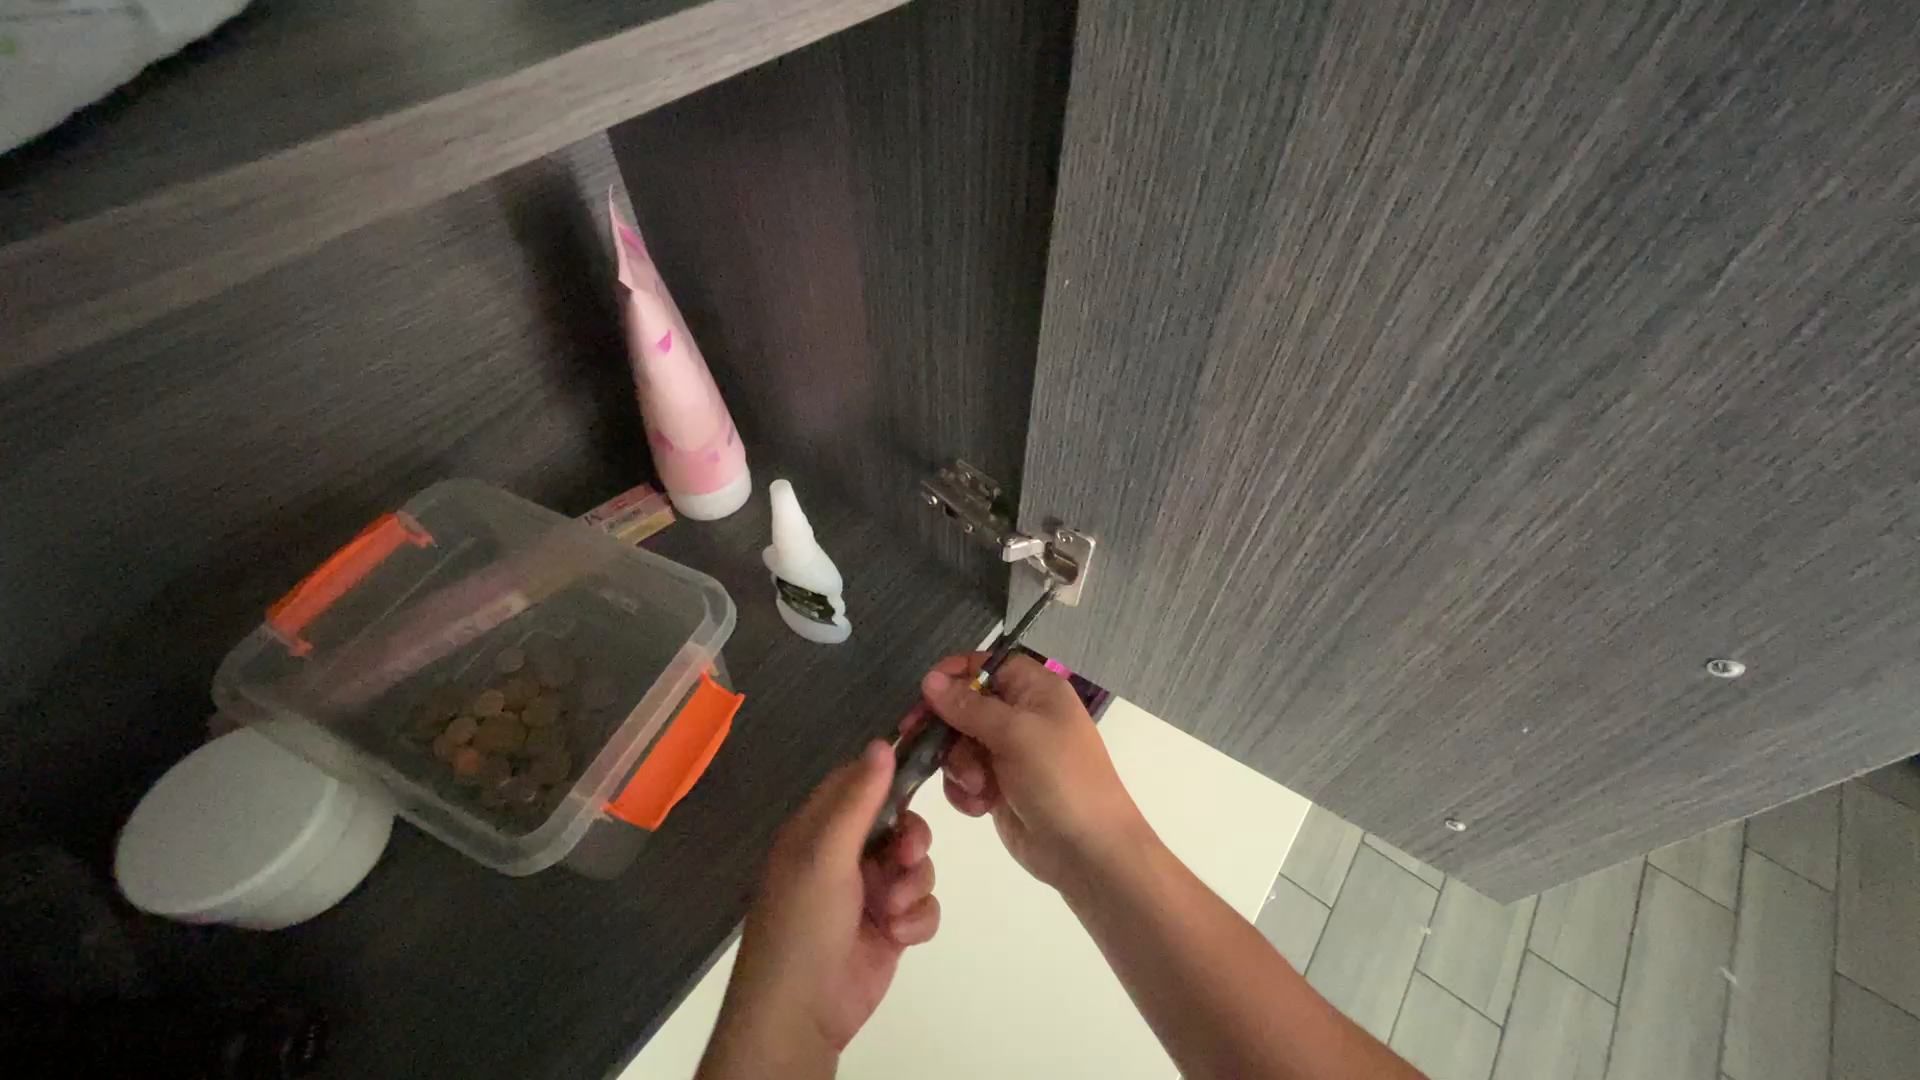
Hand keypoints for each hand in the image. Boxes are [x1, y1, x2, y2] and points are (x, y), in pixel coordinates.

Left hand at [699, 741, 938, 1078]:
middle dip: (912, 839)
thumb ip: (858, 800)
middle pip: (898, 822)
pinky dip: (917, 917)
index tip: (921, 771)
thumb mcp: (826, 855)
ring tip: (894, 910)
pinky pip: (922, 903)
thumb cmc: (804, 923)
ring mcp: (870, 891)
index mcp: (818, 830)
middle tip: (909, 856)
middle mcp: (844, 855)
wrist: (803, 1013)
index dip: (888, 776)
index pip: (858, 784)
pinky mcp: (891, 925)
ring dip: (913, 884)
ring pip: (916, 864)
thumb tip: (881, 742)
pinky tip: (898, 934)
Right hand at [920, 653, 1150, 890]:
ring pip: (959, 744)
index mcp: (1036, 691)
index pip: (987, 665)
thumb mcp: (1015, 734)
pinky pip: (964, 776)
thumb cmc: (1059, 779)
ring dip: (959, 766)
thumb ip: (969, 706)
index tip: (925, 692)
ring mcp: (1010, 753)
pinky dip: (965, 790)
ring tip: (977, 787)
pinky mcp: (999, 787)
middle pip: (965, 706)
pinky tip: (979, 806)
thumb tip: (930, 679)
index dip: (955, 674)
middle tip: (923, 743)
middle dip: (950, 730)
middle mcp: (1022, 716)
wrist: (1088, 852)